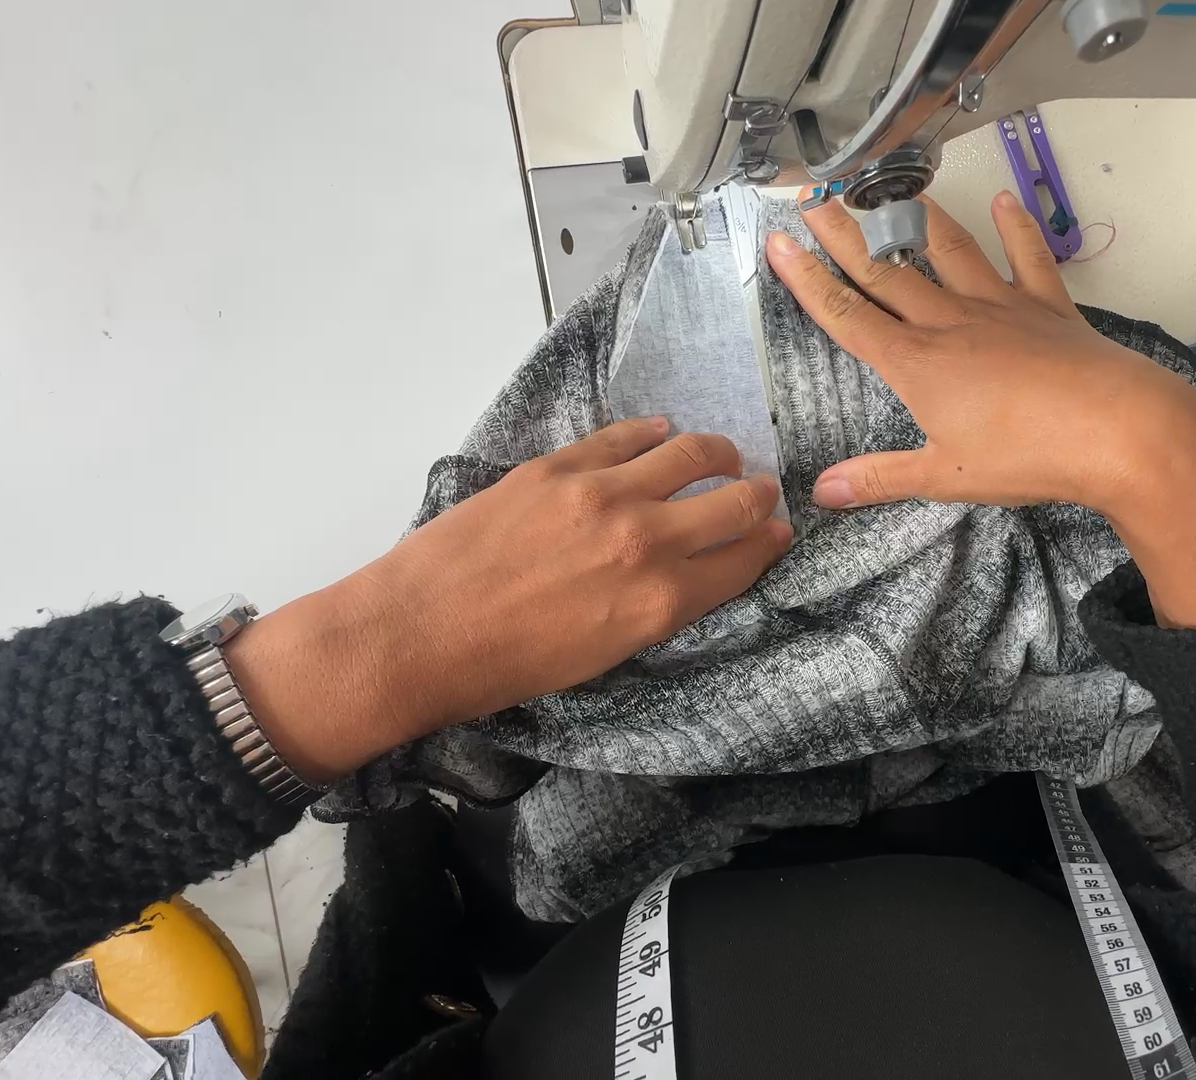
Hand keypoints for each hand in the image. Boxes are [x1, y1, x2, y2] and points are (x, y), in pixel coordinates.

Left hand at [224, 418, 791, 781]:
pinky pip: (625, 435)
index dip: (770, 543)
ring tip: (722, 455)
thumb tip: (691, 571)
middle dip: (759, 496)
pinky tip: (661, 433)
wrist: (418, 635)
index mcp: (661, 602)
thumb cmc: (511, 666)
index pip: (743, 560)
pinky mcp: (559, 466)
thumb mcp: (606, 655)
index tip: (778, 531)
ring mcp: (602, 494)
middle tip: (762, 491)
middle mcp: (646, 542)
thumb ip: (660, 607)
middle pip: (734, 503)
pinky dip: (653, 433)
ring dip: (718, 453)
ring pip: (689, 453)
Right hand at [767, 192, 1195, 627]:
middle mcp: (950, 323)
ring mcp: (1000, 307)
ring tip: (891, 186)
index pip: (848, 315)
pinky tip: (1004, 201)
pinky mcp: (1047, 307)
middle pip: (885, 272)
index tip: (780, 242)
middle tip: (814, 198)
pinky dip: (1016, 229)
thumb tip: (820, 491)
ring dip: (915, 219)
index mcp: (917, 364)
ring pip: (948, 252)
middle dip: (844, 235)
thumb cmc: (1025, 456)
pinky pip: (1027, 259)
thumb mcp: (943, 476)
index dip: (808, 281)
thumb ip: (878, 478)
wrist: (1119, 431)